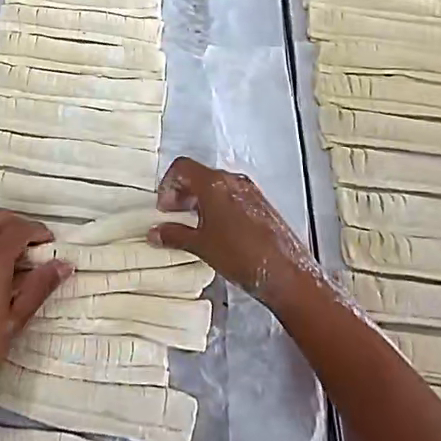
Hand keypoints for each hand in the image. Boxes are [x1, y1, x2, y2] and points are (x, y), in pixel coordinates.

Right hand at [149, 157, 323, 306]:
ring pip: (217, 185)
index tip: (164, 206)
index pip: (182, 167)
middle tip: (173, 214)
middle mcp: (233, 181)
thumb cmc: (242, 255)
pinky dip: (218, 206)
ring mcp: (249, 191)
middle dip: (182, 192)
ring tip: (193, 225)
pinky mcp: (260, 204)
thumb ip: (174, 235)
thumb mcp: (201, 246)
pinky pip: (232, 196)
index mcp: (214, 184)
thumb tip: (156, 232)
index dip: (167, 184)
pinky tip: (216, 231)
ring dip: (200, 200)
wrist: (284, 272)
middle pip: (199, 174)